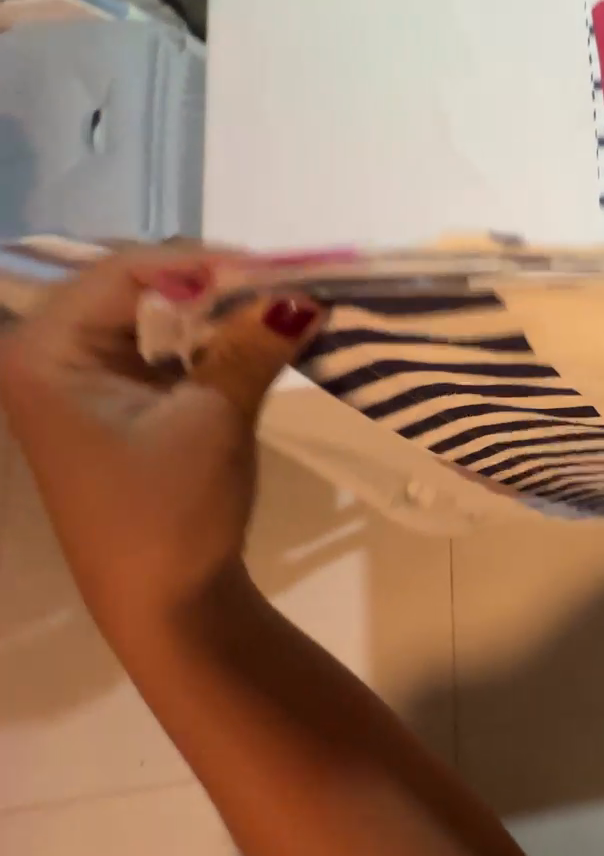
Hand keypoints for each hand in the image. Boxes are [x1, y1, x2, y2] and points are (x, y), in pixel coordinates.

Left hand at [0, 250, 326, 630]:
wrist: (164, 591)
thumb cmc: (171, 506)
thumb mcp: (214, 421)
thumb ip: (250, 352)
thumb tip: (302, 297)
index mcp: (47, 351)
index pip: (127, 274)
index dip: (208, 265)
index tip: (289, 274)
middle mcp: (55, 353)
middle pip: (139, 289)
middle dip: (220, 284)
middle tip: (296, 293)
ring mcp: (90, 379)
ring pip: (161, 319)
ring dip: (224, 314)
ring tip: (289, 315)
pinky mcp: (126, 403)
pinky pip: (172, 352)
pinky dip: (219, 343)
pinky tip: (262, 345)